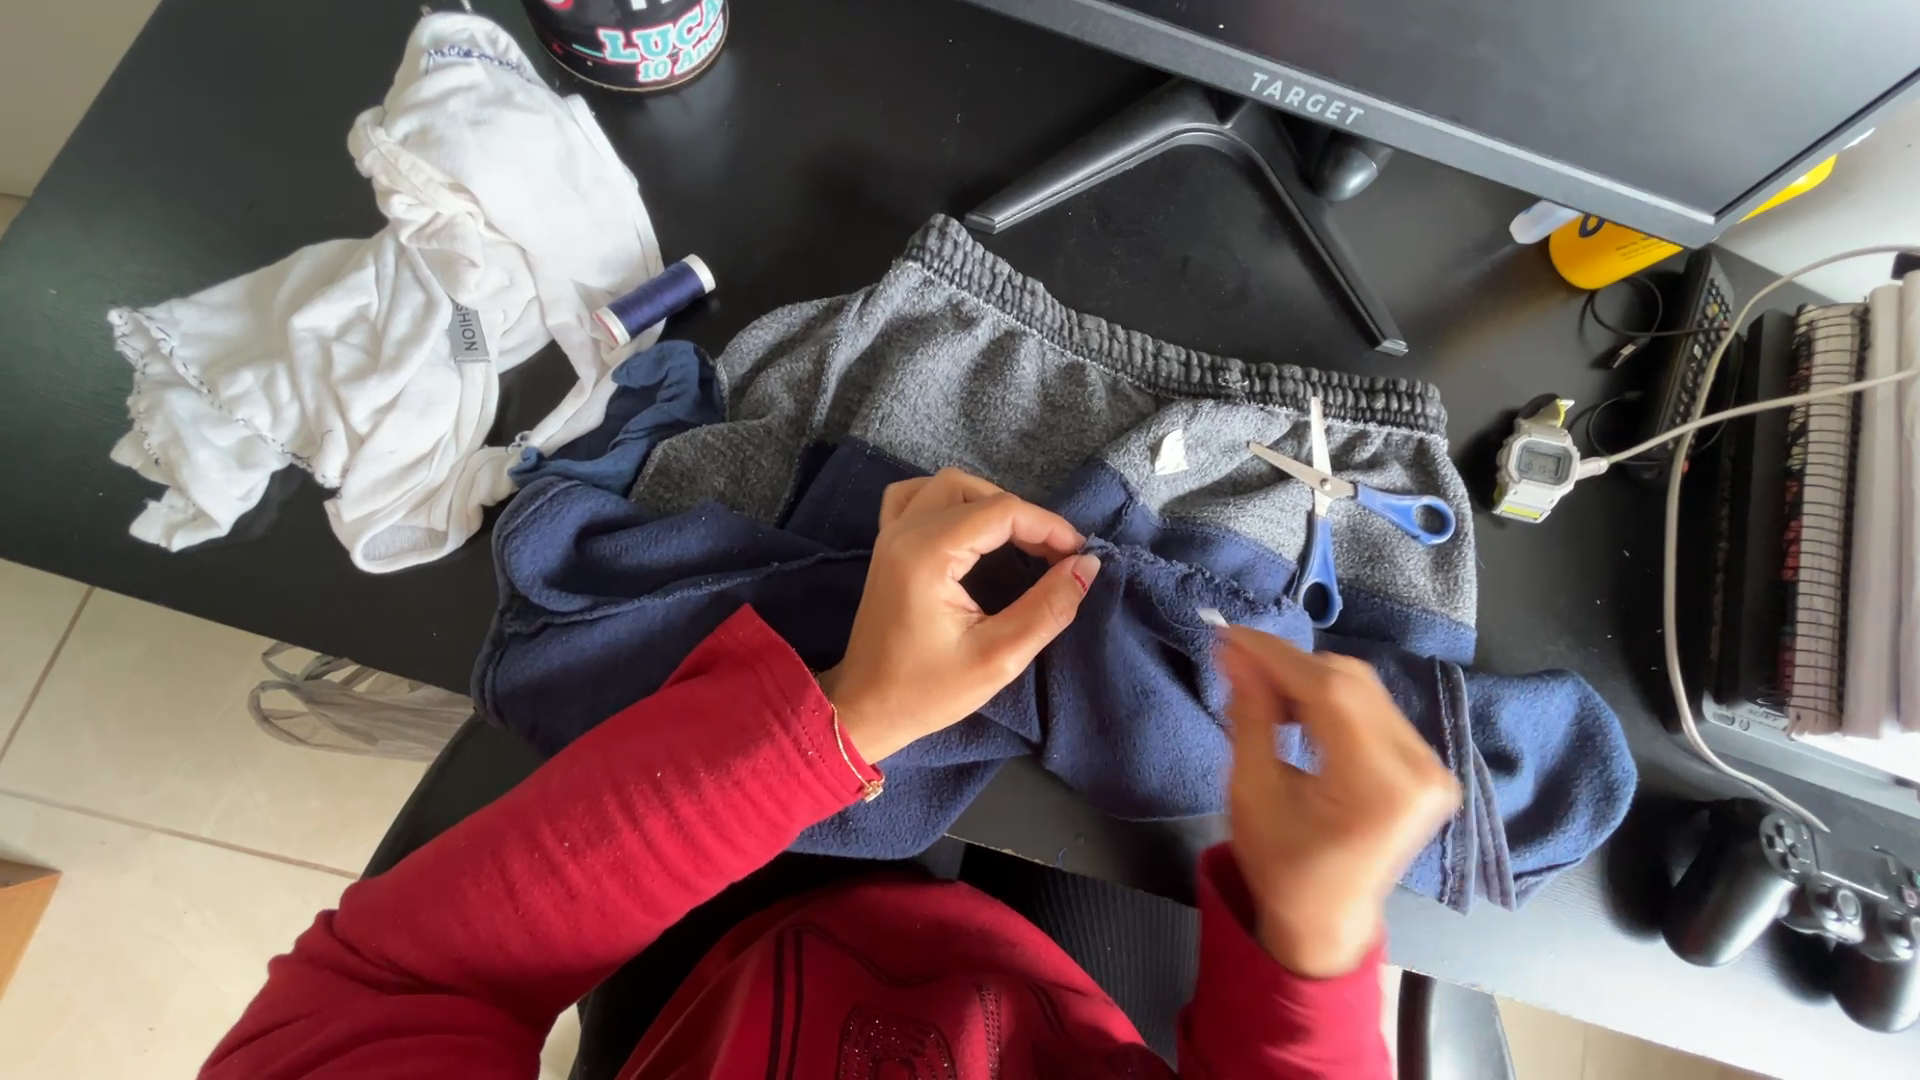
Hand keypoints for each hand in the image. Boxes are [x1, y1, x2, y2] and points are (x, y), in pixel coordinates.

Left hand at [817, 469, 1100, 762]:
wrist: (865, 709)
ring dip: (988, 502)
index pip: (1001, 511)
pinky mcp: (885, 546)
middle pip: (974, 491)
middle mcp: (904, 532)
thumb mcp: (998, 658)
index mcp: (927, 555)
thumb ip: (1047, 608)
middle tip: (1052, 553)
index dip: (1048, 526)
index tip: (1079, 554)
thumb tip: (1088, 565)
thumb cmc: (927, 691)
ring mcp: (889, 535)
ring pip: (946, 486)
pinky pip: (915, 497)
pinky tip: (968, 525)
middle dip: (1022, 515)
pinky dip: (949, 501)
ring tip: (1019, 539)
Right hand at [1217, 628, 1460, 976]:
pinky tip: (1293, 707)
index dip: (1275, 655)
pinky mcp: (1422, 765)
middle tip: (1235, 663)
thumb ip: (1249, 715)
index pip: (1329, 691)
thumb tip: (1234, 652)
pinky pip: (1370, 705)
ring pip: (1361, 687)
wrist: (1325, 918)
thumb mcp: (1251, 791)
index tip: (1228, 633)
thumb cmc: (1281, 865)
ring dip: (1305, 677)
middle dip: (1287, 664)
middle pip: (1349, 681)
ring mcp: (1429, 767)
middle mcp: (1419, 769)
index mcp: (1379, 786)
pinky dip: (1326, 695)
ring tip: (1260, 689)